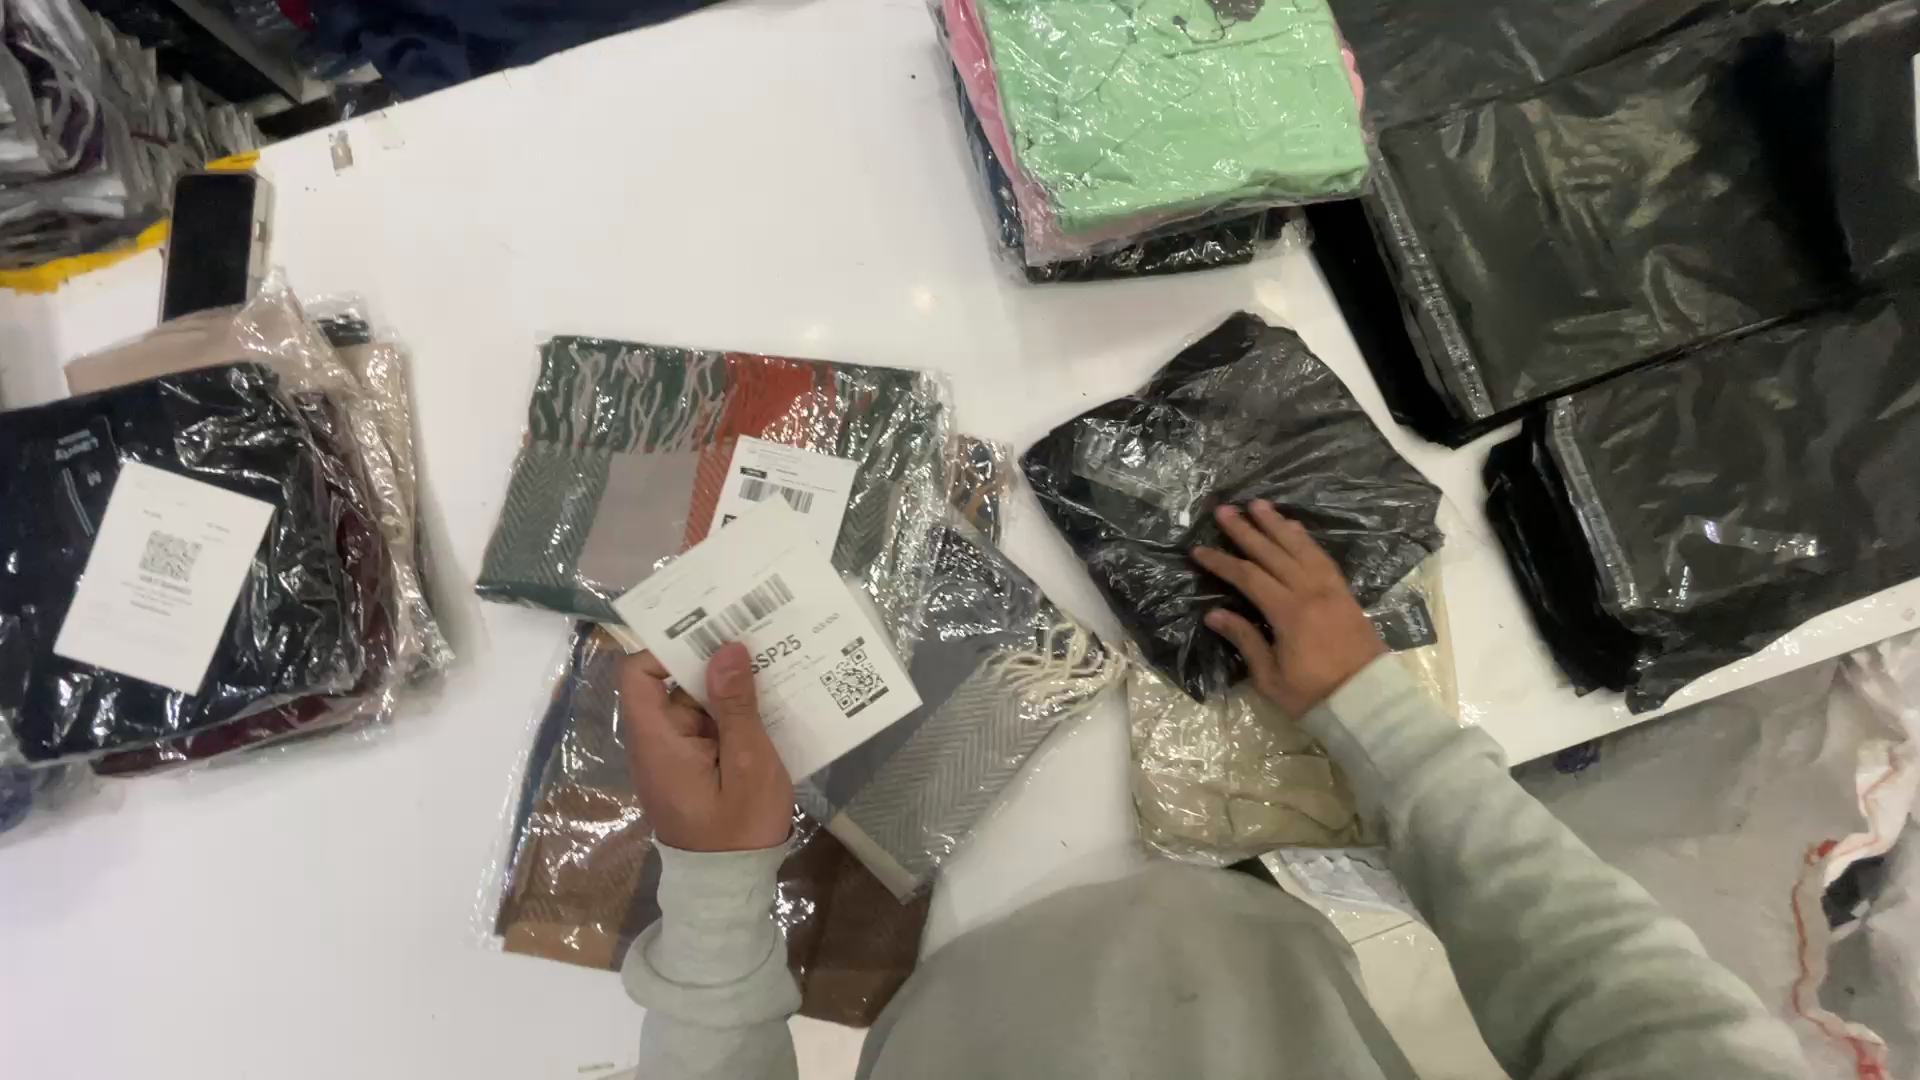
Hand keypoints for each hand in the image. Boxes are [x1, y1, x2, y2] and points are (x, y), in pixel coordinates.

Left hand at [617, 642, 793, 852]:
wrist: (733, 889)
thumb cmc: (738, 828)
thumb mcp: (747, 764)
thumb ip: (735, 706)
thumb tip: (726, 648)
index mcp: (657, 741)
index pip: (638, 675)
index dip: (667, 648)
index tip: (712, 634)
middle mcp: (659, 743)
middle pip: (673, 684)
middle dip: (712, 660)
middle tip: (757, 636)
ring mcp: (678, 756)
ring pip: (698, 703)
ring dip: (731, 686)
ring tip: (774, 662)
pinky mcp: (697, 767)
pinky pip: (711, 726)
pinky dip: (736, 711)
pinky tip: (773, 700)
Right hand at [1192, 500, 1386, 717]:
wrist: (1370, 704)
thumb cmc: (1314, 695)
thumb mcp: (1270, 677)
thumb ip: (1245, 640)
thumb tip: (1214, 614)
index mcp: (1289, 613)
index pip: (1248, 577)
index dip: (1221, 562)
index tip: (1198, 550)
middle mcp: (1310, 592)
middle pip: (1273, 553)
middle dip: (1246, 530)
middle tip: (1225, 510)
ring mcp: (1331, 590)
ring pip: (1300, 548)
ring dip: (1277, 525)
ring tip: (1258, 504)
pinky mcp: (1345, 594)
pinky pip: (1321, 557)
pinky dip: (1305, 539)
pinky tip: (1294, 528)